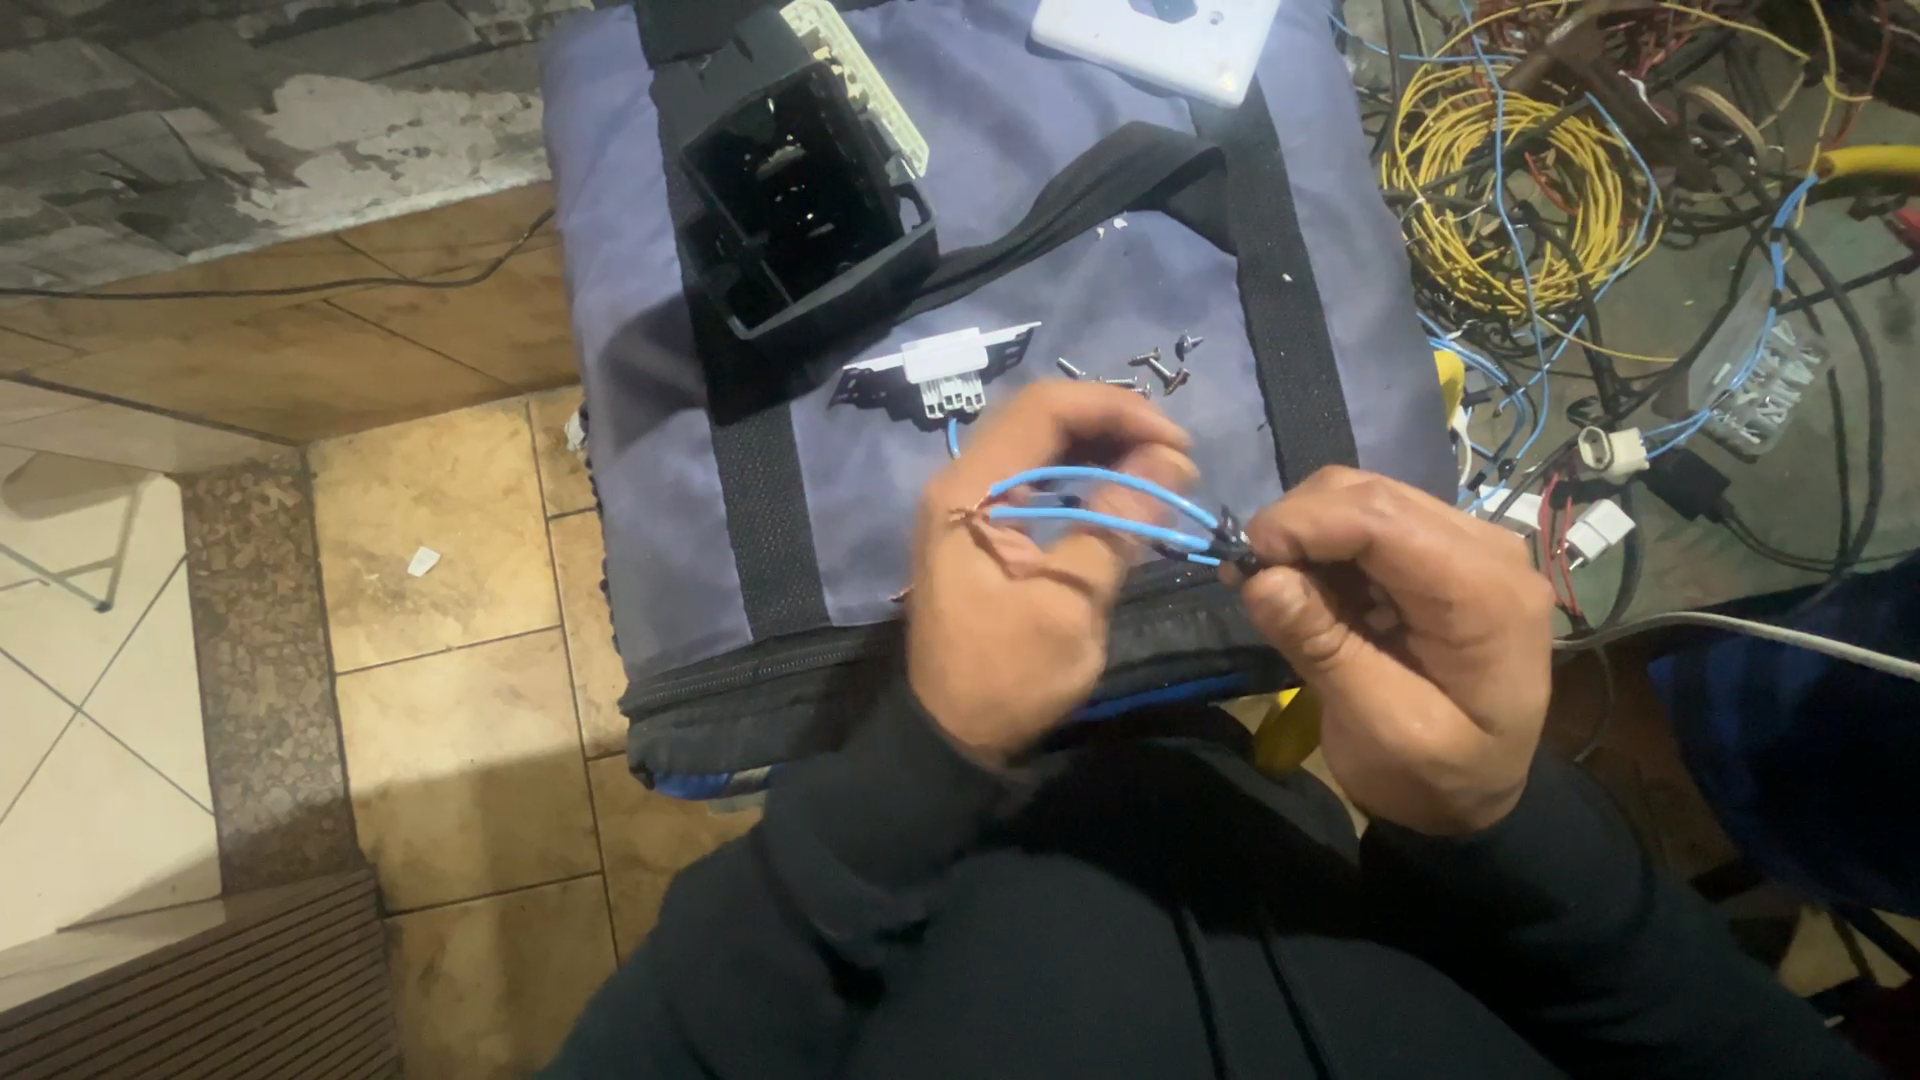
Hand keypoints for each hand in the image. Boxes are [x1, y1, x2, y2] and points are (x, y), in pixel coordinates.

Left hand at [908, 382, 1194, 763]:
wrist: (952, 733)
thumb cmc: (1006, 677)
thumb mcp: (1069, 604)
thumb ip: (1115, 523)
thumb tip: (1168, 458)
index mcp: (969, 491)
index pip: (1044, 408)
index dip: (1116, 410)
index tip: (1174, 440)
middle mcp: (960, 482)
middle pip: (1040, 419)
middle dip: (1112, 425)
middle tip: (1173, 456)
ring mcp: (966, 504)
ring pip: (1039, 446)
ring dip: (1100, 448)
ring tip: (1158, 471)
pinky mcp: (979, 528)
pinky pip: (1033, 480)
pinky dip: (1079, 477)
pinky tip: (1118, 492)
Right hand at [1234, 467, 1555, 834]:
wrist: (1470, 794)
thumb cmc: (1432, 773)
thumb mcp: (1378, 726)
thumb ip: (1324, 650)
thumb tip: (1259, 579)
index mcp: (1484, 595)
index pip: (1382, 519)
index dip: (1302, 524)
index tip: (1242, 561)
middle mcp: (1483, 550)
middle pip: (1368, 494)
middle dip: (1295, 525)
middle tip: (1250, 578)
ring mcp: (1461, 545)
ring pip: (1358, 497)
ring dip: (1302, 532)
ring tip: (1273, 586)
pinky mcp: (1434, 552)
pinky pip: (1361, 520)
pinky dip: (1316, 543)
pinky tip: (1302, 586)